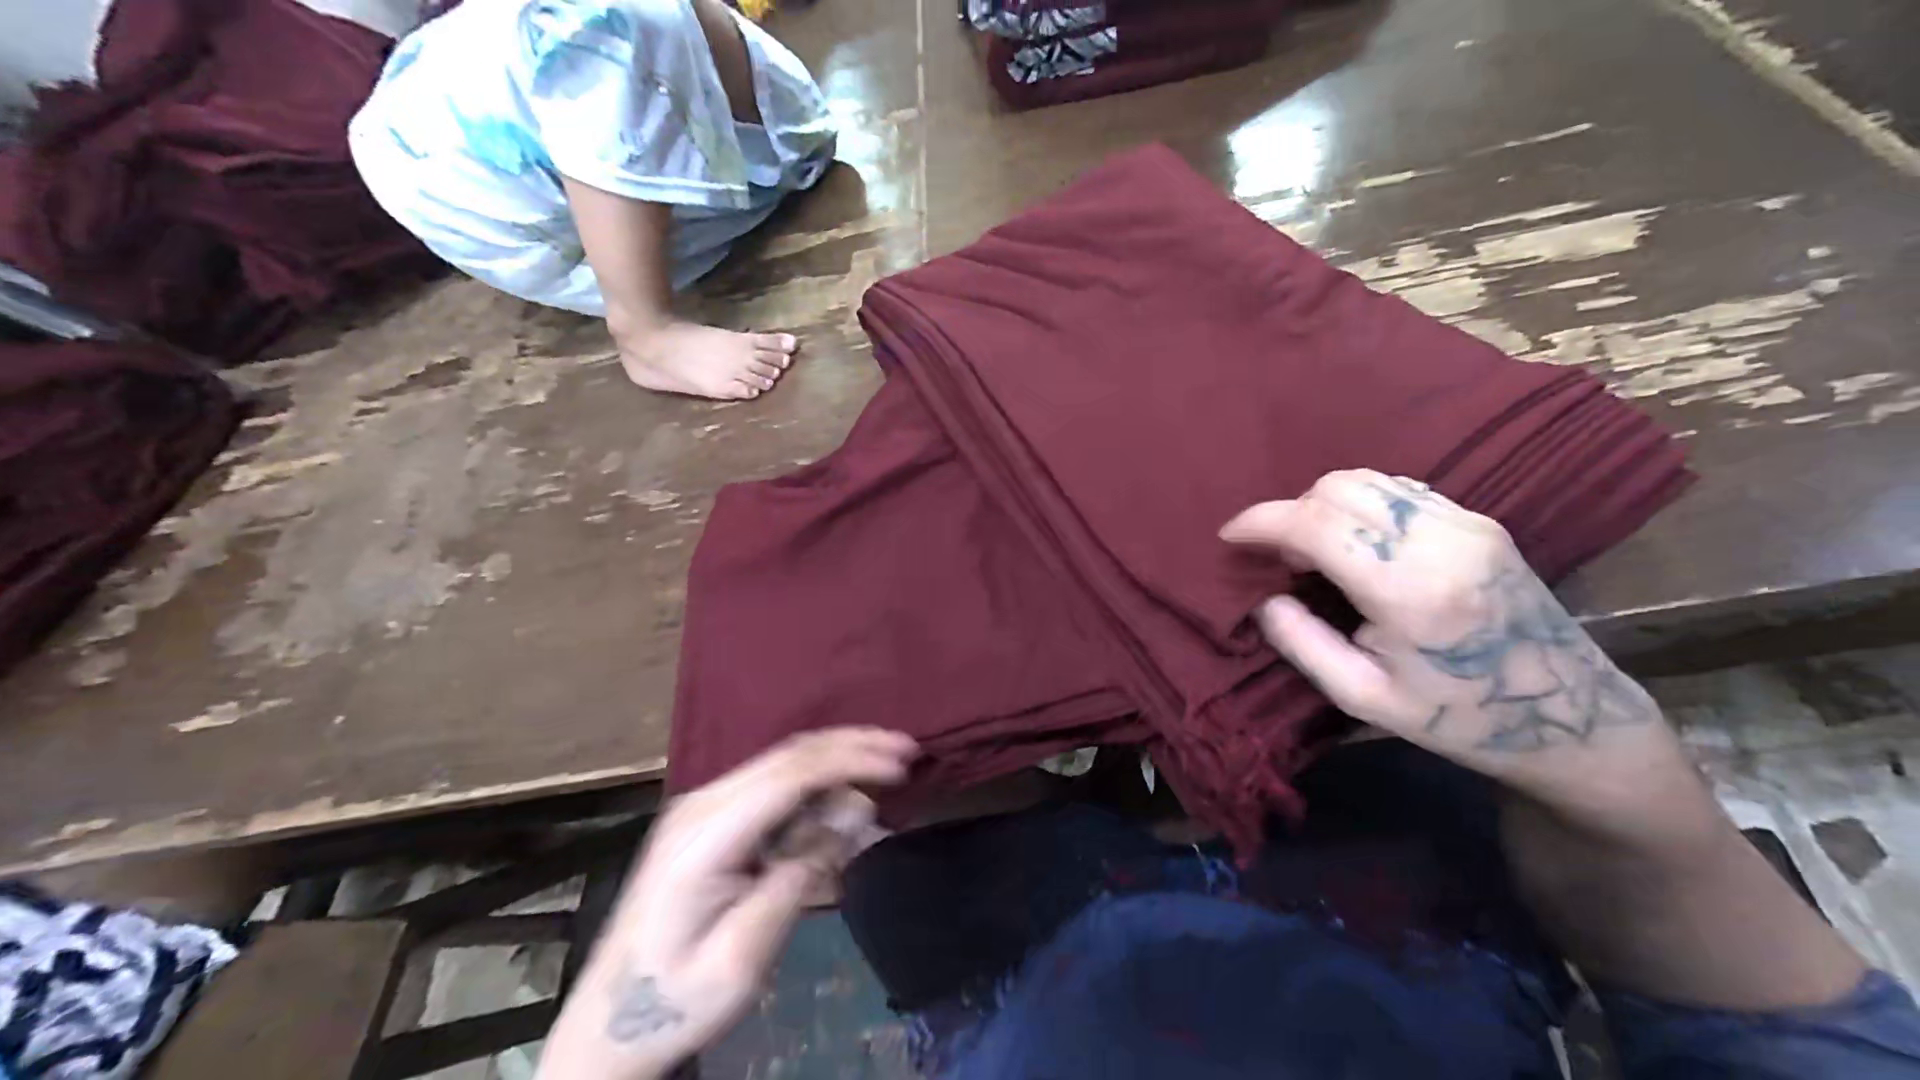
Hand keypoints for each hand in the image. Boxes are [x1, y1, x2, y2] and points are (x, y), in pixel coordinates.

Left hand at [537, 729, 916, 1079]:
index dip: (850, 760)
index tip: (901, 764)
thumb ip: (797, 878)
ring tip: (885, 771)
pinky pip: (772, 784)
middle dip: (852, 747)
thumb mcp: (744, 956)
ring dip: (837, 762)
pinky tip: (843, 799)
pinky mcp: (710, 817)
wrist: (609, 1022)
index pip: (790, 775)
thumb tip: (852, 814)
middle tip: (905, 752)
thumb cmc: (677, 999)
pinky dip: (815, 784)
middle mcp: (702, 804)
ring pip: (783, 763)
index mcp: (705, 836)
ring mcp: (703, 807)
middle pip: (789, 756)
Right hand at [1221, 470, 1689, 825]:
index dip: (1261, 521)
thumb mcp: (1360, 697)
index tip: (1229, 536)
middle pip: (1337, 488)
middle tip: (1276, 556)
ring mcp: (1468, 523)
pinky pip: (1397, 488)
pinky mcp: (1480, 521)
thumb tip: (1262, 595)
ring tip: (1311, 549)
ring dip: (1321, 505)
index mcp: (1410, 590)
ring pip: (1366, 479)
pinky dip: (1357, 503)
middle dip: (1288, 512)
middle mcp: (1441, 540)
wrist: (1571, 718)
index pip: (1316, 523)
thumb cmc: (1457, 718)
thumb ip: (1300, 641)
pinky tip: (1353, 541)